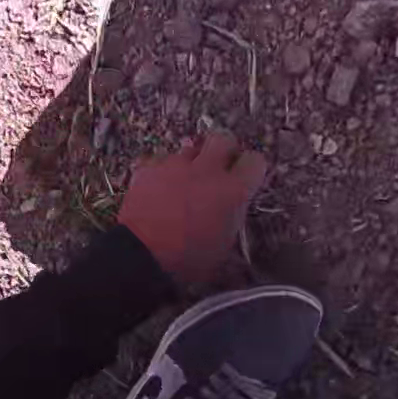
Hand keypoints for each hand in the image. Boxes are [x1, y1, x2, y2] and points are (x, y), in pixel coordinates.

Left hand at [117, 133, 266, 284]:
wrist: (142, 257)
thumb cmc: (189, 259)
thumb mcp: (224, 243)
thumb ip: (233, 214)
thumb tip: (233, 204)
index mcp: (233, 190)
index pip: (255, 161)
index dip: (251, 169)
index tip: (246, 177)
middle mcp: (207, 170)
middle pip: (223, 139)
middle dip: (224, 150)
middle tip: (220, 167)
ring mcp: (176, 165)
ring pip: (190, 148)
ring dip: (192, 161)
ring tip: (186, 181)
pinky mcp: (149, 168)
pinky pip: (162, 161)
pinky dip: (165, 172)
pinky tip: (161, 188)